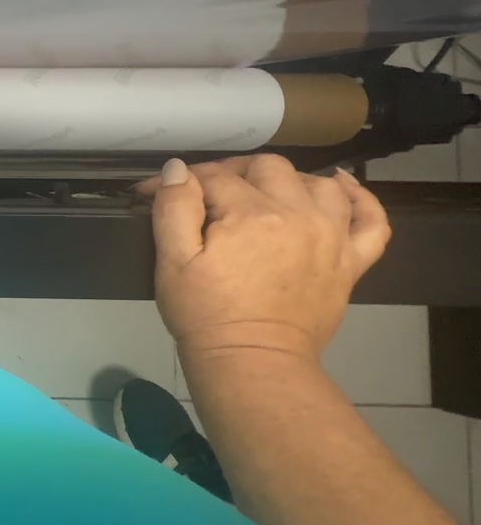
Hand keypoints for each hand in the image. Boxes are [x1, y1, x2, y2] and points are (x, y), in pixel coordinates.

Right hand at [135, 154, 389, 363]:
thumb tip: (178, 169)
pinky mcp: (353, 259)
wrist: (251, 356)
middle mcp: (300, 216)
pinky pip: (372, 218)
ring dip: (286, 179)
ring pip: (318, 184)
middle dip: (231, 171)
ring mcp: (334, 237)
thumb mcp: (171, 258)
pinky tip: (338, 186)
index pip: (213, 176)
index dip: (179, 179)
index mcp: (251, 216)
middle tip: (203, 192)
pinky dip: (359, 196)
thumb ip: (174, 208)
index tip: (151, 192)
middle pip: (268, 168)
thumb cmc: (202, 308)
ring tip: (259, 192)